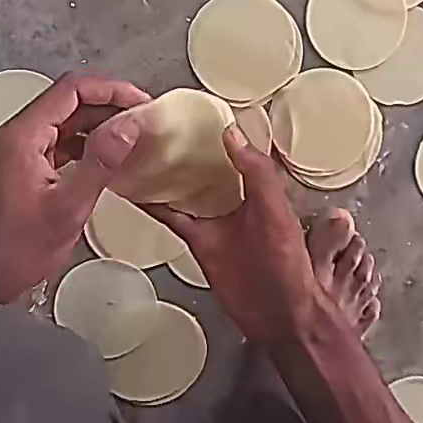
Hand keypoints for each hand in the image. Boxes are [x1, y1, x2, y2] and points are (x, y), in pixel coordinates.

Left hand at [0, 72, 149, 304]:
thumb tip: (129, 126)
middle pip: (70, 102)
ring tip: (137, 135)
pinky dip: (91, 143)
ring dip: (103, 124)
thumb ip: (100, 163)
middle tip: (147, 119)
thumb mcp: (67, 207)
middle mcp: (20, 136)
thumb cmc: (15, 250)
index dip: (111, 89)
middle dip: (111, 105)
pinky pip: (65, 143)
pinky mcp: (29, 168)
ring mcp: (23, 152)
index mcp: (23, 136)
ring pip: (69, 122)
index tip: (142, 102)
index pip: (71, 90)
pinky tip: (114, 157)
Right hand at [145, 128, 331, 345]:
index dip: (227, 129)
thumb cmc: (287, 263)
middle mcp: (238, 198)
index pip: (243, 149)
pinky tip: (135, 190)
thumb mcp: (275, 211)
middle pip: (210, 165)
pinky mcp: (200, 240)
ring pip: (188, 187)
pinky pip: (174, 217)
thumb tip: (232, 133)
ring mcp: (217, 218)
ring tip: (143, 147)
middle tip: (163, 122)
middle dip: (191, 146)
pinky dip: (155, 204)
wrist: (278, 314)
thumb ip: (257, 173)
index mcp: (263, 186)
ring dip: (169, 171)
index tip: (203, 108)